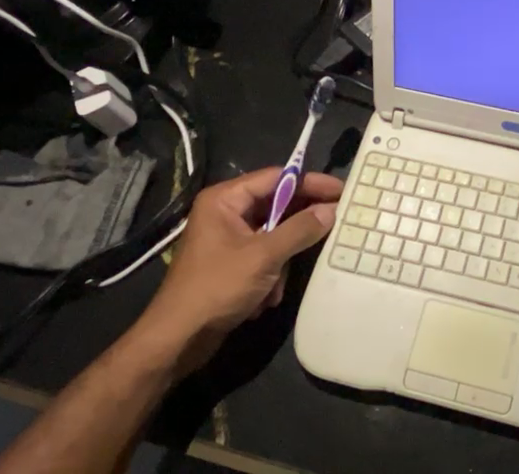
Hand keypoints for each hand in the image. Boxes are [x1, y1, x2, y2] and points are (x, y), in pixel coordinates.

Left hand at [129, 167, 341, 374]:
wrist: (177, 340)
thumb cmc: (216, 288)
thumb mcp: (264, 256)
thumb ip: (300, 229)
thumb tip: (331, 210)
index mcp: (225, 199)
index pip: (277, 178)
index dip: (310, 183)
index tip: (341, 191)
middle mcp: (225, 212)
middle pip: (276, 206)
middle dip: (297, 226)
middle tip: (333, 225)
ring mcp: (227, 239)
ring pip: (274, 234)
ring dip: (282, 259)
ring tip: (280, 282)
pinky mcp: (231, 263)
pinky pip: (264, 256)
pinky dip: (271, 274)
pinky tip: (267, 297)